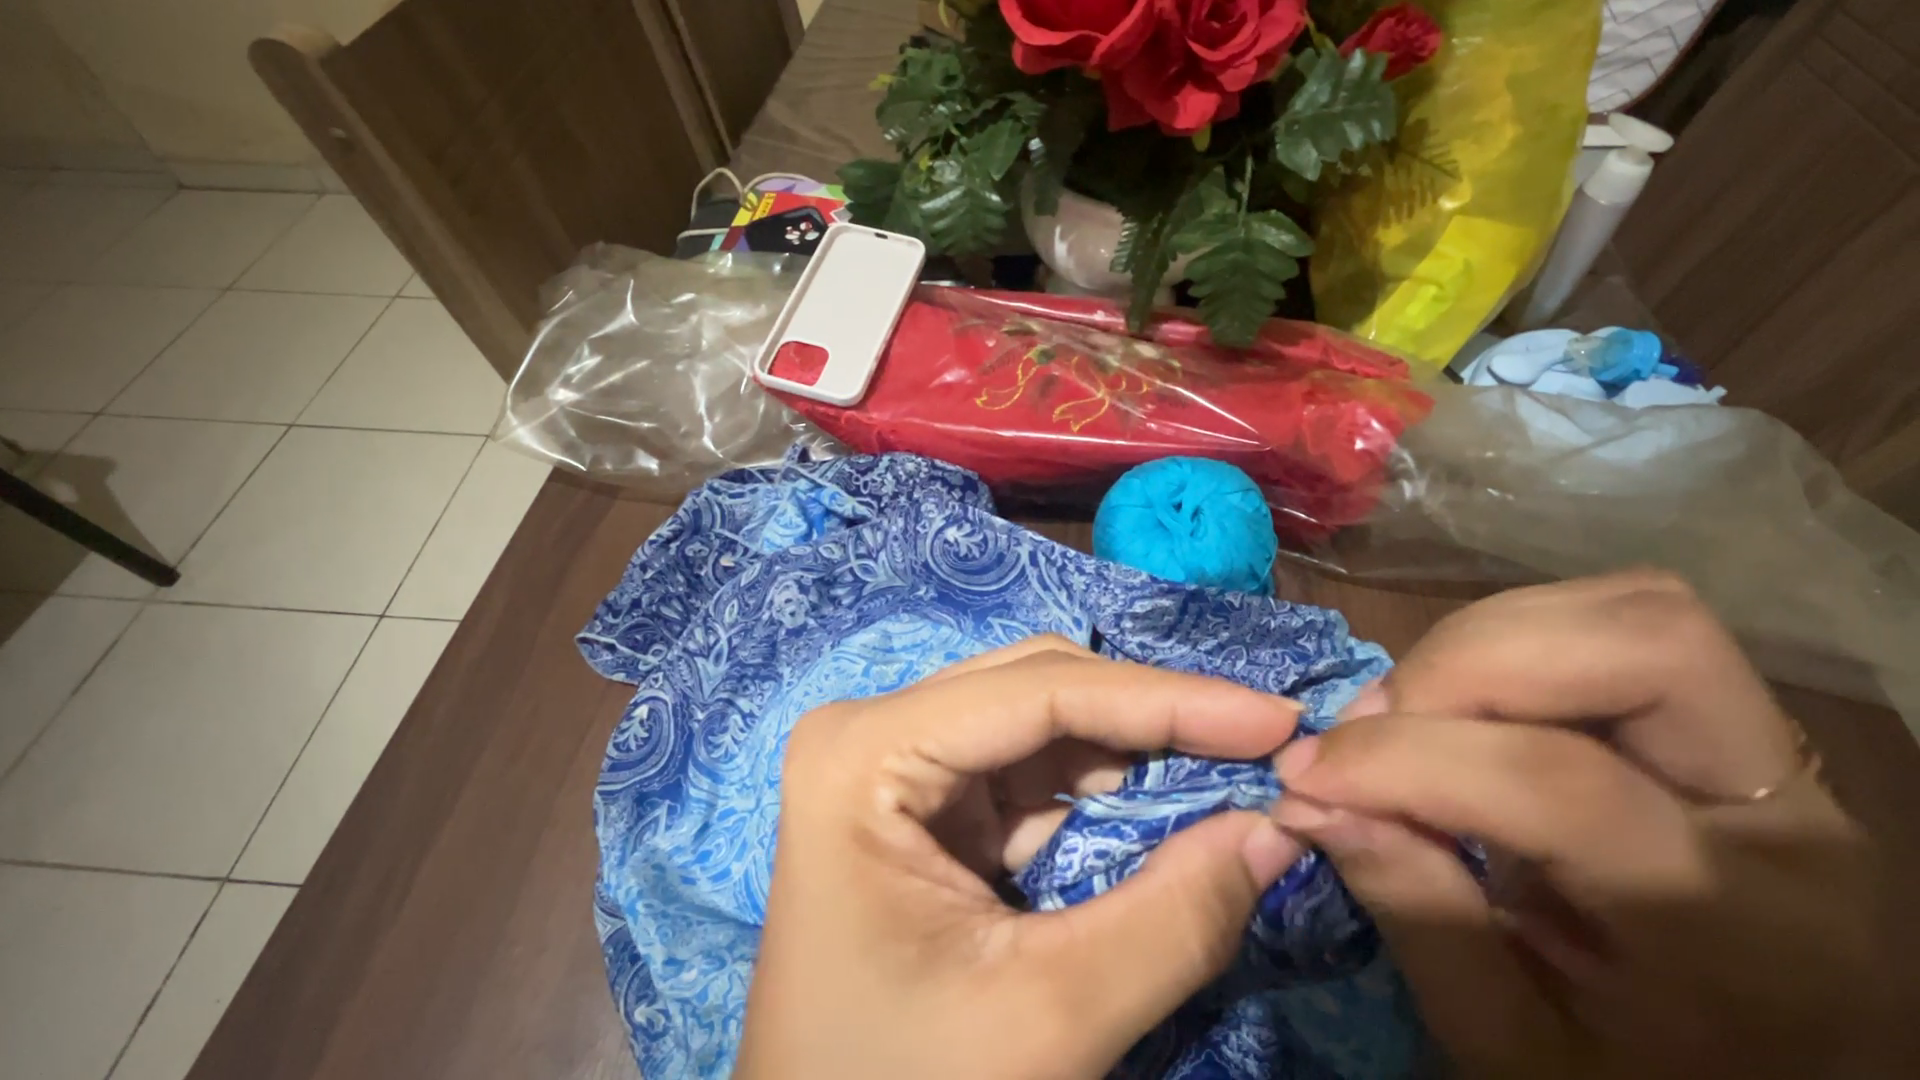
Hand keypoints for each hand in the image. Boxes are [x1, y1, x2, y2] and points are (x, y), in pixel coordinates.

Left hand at [736, 637, 1306, 1079]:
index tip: (1277, 719)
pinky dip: (1102, 784)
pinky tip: (1160, 805)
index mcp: (866, 752)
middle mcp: (874, 731)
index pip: (1039, 691)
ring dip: (1135, 746)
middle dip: (1153, 717)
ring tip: (1226, 772)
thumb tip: (1279, 826)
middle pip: (1037, 688)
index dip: (1168, 699)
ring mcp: (895, 761)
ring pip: (1040, 719)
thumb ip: (1175, 917)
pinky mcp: (922, 801)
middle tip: (1262, 746)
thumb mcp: (1047, 1013)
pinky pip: (1028, 768)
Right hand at [1269, 572, 1877, 1078]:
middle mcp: (1782, 812)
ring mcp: (1768, 752)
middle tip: (1373, 725)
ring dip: (1478, 643)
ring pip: (1625, 609)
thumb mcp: (1512, 1047)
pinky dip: (1499, 643)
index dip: (1404, 760)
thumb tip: (1313, 800)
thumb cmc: (1630, 1074)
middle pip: (1642, 640)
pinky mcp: (1729, 722)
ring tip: (1402, 714)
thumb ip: (1418, 916)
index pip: (1559, 783)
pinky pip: (1607, 626)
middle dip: (1464, 662)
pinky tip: (1451, 706)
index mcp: (1739, 932)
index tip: (1305, 774)